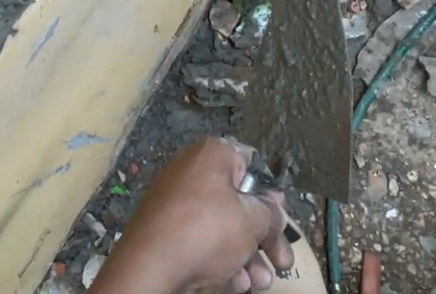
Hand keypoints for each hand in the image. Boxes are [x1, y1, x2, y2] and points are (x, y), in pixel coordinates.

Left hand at [93, 137, 296, 292]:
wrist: (152, 262)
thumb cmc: (207, 229)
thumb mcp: (251, 221)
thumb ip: (269, 214)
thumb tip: (273, 210)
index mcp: (212, 155)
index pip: (248, 164)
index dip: (268, 191)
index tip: (282, 214)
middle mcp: (193, 171)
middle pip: (240, 202)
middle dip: (265, 237)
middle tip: (284, 263)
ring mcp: (178, 201)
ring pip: (224, 227)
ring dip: (248, 257)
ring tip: (261, 282)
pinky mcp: (169, 229)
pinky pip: (204, 241)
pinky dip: (223, 261)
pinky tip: (238, 284)